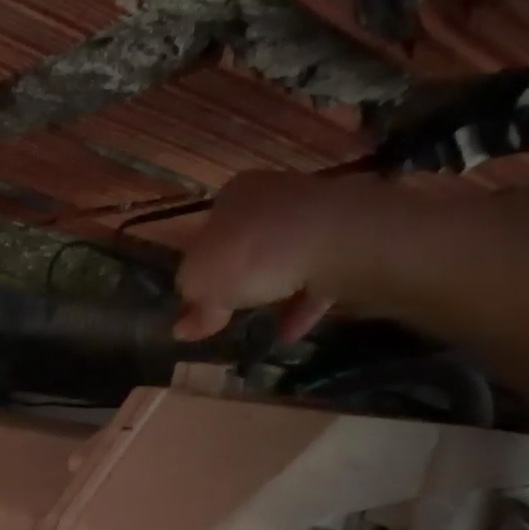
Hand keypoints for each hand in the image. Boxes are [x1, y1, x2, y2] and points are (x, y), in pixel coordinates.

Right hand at [172, 171, 365, 343]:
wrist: (335, 242)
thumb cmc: (251, 254)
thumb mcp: (201, 284)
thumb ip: (193, 306)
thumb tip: (183, 328)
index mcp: (231, 196)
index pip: (206, 235)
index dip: (198, 271)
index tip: (198, 302)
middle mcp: (271, 195)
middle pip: (245, 246)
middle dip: (237, 280)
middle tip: (226, 315)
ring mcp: (312, 214)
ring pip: (282, 260)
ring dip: (272, 294)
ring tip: (259, 329)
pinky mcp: (345, 238)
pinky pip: (316, 277)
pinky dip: (301, 305)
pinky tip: (288, 333)